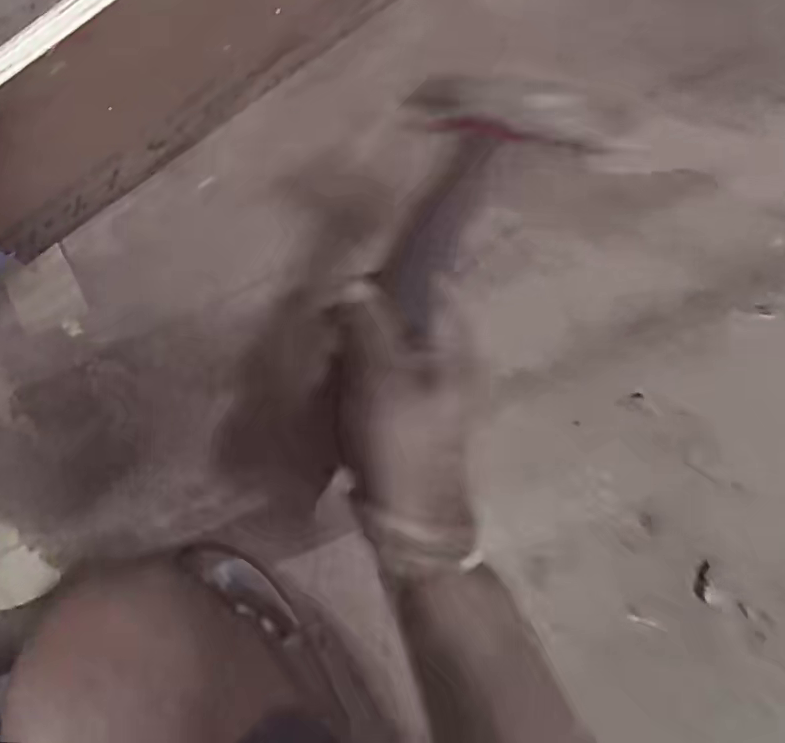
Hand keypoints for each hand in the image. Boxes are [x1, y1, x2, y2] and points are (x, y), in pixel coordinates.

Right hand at [330, 282, 479, 558]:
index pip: (436, 288)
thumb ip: (368, 328)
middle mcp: (448, 358)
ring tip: (330, 350)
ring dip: (356, 334)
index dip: (401, 272)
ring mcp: (428, 381)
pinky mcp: (406, 400)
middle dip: (366, 308)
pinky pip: (378, 361)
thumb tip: (353, 282)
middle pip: (406, 310)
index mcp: (454, 349)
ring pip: (388, 335)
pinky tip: (335, 374)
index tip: (357, 273)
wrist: (409, 513)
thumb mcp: (379, 380)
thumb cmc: (399, 441)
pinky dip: (355, 358)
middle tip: (332, 320)